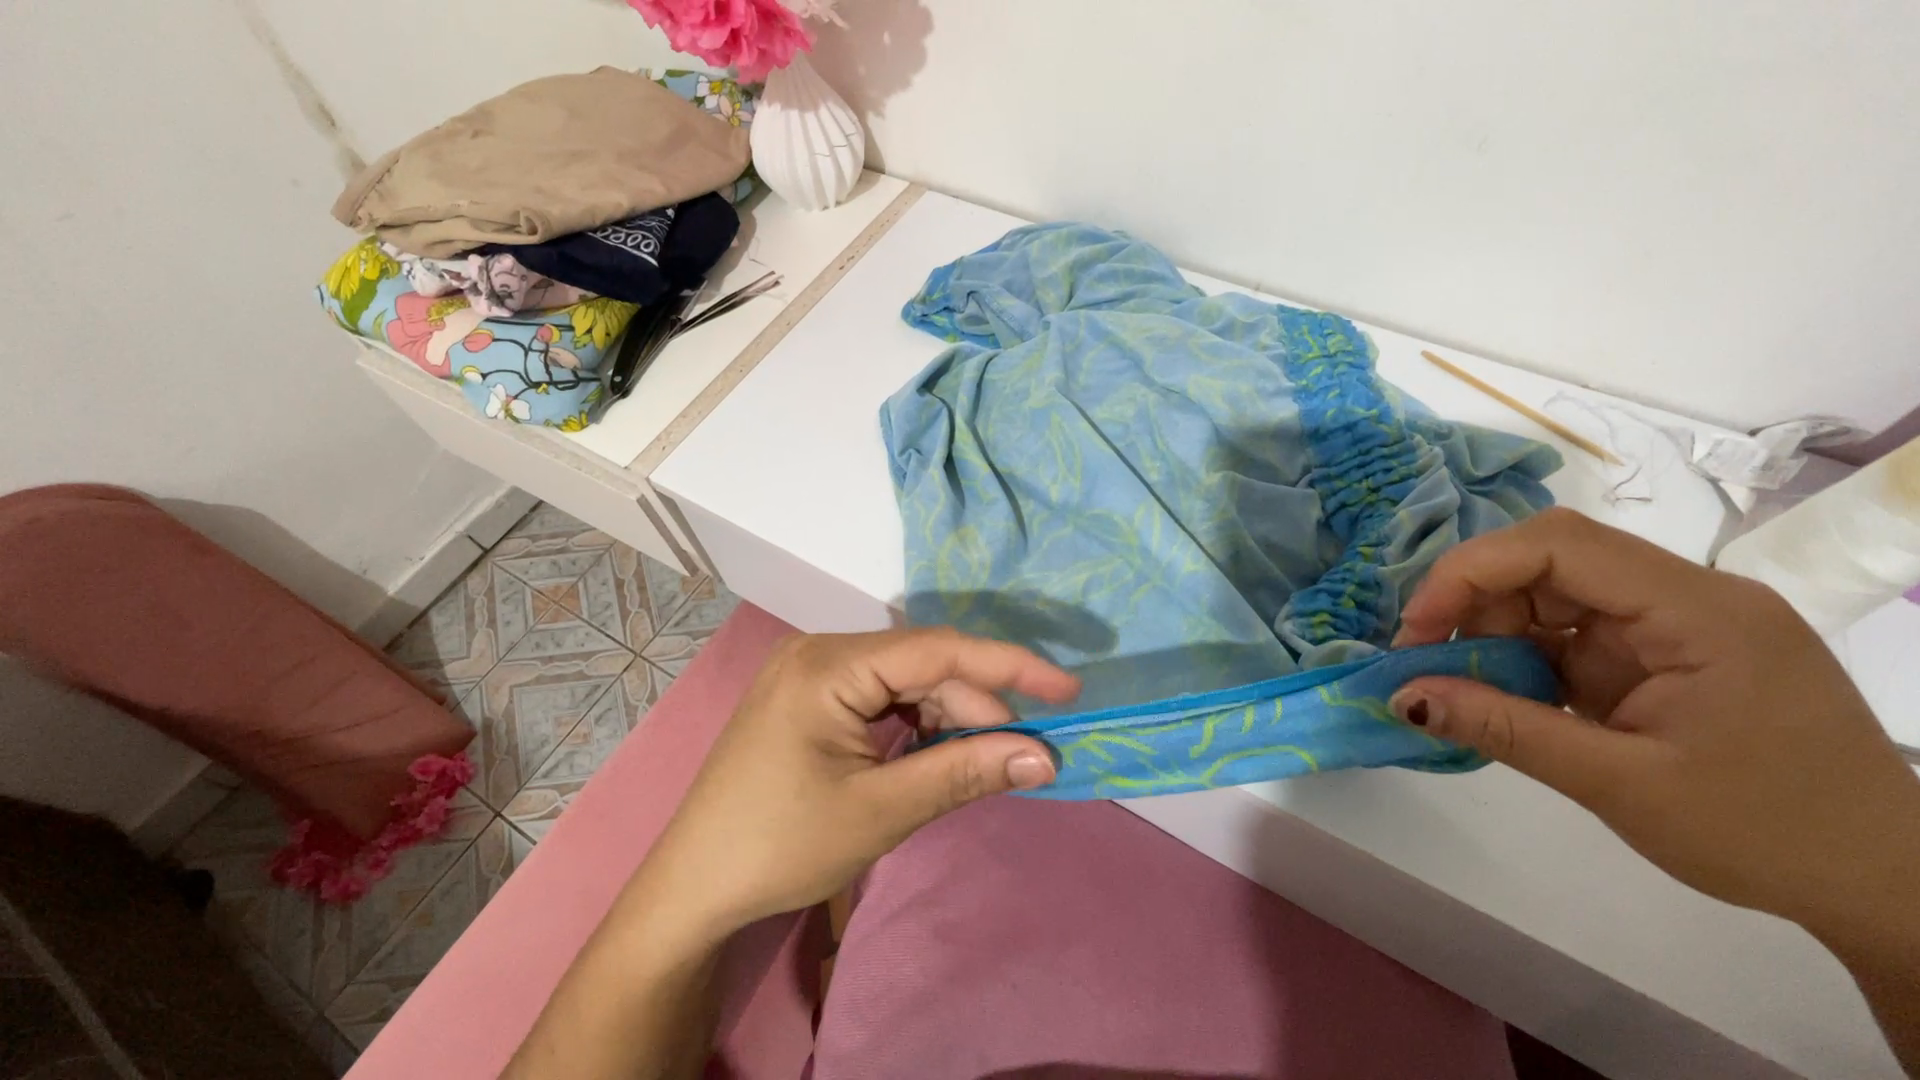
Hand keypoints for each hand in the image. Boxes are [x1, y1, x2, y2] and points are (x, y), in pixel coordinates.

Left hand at [634, 627, 1077, 943]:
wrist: (695, 888)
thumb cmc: (782, 846)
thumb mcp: (881, 810)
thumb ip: (964, 772)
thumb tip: (1043, 756)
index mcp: (829, 664)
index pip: (938, 649)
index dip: (1009, 666)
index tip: (1068, 689)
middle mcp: (819, 652)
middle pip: (922, 666)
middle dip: (975, 707)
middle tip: (1019, 756)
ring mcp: (810, 673)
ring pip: (904, 682)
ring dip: (948, 718)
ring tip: (979, 761)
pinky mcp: (808, 699)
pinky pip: (879, 698)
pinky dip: (916, 725)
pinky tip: (935, 754)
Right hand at [1388, 508, 1919, 929]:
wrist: (1885, 885)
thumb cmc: (1764, 833)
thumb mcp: (1619, 785)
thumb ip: (1504, 729)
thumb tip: (1403, 696)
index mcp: (1698, 611)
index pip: (1560, 545)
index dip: (1469, 572)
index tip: (1415, 630)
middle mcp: (1689, 596)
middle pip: (1553, 559)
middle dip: (1475, 600)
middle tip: (1425, 660)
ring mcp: (1680, 623)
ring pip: (1556, 593)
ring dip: (1496, 631)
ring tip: (1461, 687)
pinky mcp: (1668, 653)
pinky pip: (1577, 632)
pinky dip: (1528, 657)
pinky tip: (1505, 695)